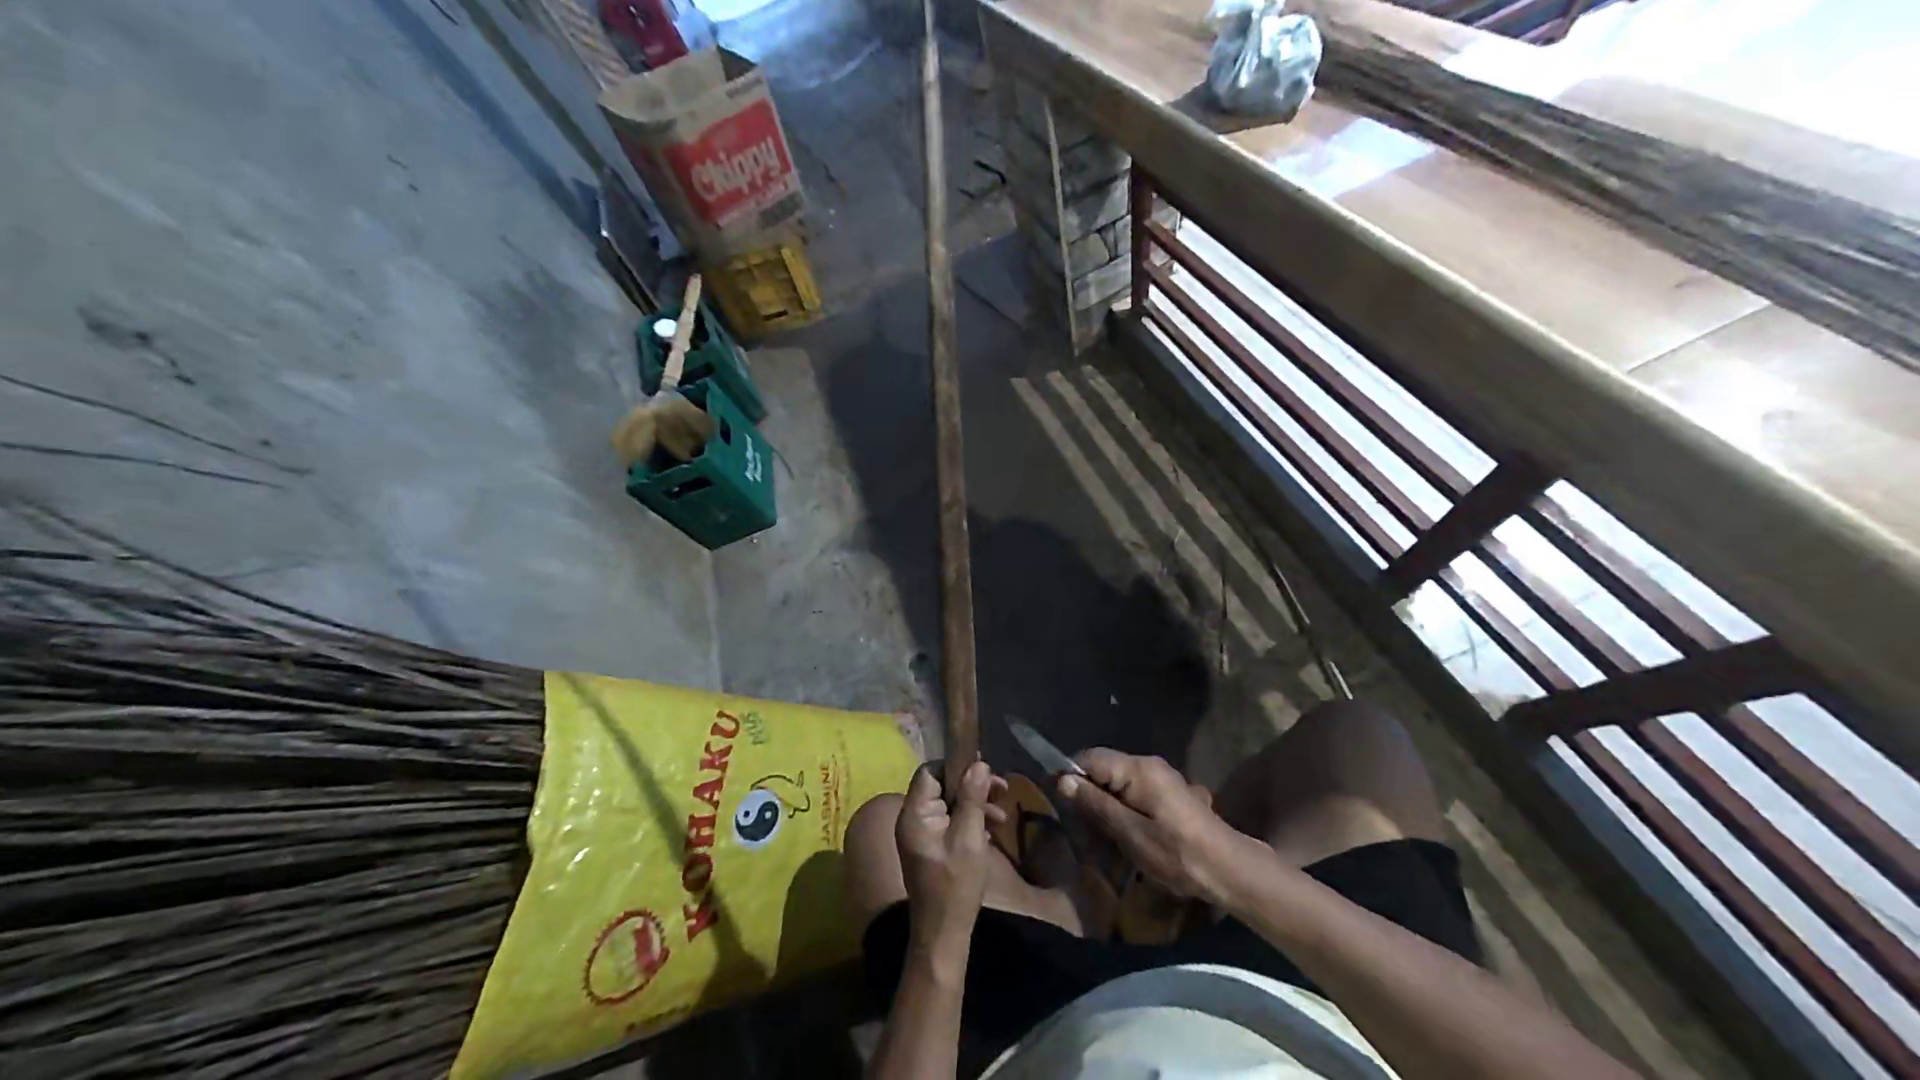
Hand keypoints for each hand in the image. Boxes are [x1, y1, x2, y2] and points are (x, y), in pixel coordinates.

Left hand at [895, 761, 1004, 953]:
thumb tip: (978, 764)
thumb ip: (972, 799)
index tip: (983, 769)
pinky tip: (991, 830)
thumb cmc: (956, 885)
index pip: (929, 772)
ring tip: (1002, 815)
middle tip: (1001, 790)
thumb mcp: (969, 838)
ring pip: (948, 803)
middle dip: (972, 786)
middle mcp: (912, 819)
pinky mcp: (930, 846)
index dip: (955, 766)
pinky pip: (949, 821)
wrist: (943, 933)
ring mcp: (920, 834)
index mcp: (914, 814)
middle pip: (941, 786)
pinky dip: (969, 820)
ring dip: (975, 804)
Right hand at [1056, 749, 1250, 903]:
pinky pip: (1132, 790)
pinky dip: (1121, 808)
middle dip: (1088, 795)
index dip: (1070, 778)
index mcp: (1138, 768)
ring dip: (1104, 805)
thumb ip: (1097, 804)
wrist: (1229, 869)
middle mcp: (1148, 764)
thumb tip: (1063, 779)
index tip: (1063, 807)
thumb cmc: (1178, 854)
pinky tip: (1125, 835)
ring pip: (1116, 781)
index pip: (1088, 758)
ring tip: (1102, 838)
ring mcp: (1160, 777)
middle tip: (1083, 830)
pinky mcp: (1167, 792)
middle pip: (1102, 768)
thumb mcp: (1131, 833)